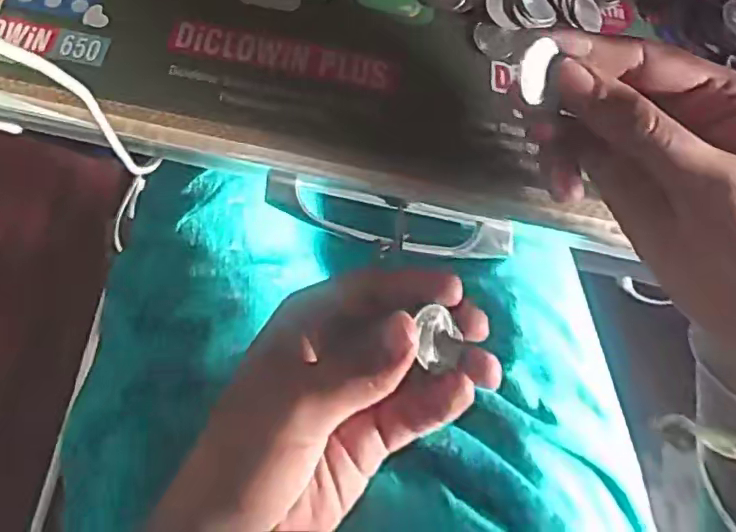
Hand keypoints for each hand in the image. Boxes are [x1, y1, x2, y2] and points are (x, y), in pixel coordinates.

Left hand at [150, 269, 501, 530]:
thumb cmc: (247, 449)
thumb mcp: (296, 403)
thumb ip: (355, 368)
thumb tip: (410, 326)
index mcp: (306, 326)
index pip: (364, 292)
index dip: (408, 285)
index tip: (455, 288)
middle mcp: (334, 352)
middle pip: (393, 326)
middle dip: (436, 322)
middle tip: (479, 327)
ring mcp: (353, 396)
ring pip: (409, 370)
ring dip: (448, 364)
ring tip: (488, 369)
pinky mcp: (367, 440)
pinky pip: (408, 414)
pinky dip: (436, 403)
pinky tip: (463, 394)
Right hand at [545, 33, 735, 447]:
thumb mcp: (715, 189)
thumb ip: (638, 127)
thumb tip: (565, 70)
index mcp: (721, 96)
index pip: (640, 57)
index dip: (585, 54)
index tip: (531, 58)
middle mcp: (679, 111)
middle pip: (603, 82)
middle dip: (563, 97)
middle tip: (528, 117)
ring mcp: (648, 147)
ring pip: (582, 117)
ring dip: (557, 135)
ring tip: (551, 168)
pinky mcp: (625, 180)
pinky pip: (579, 154)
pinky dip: (561, 163)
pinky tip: (561, 188)